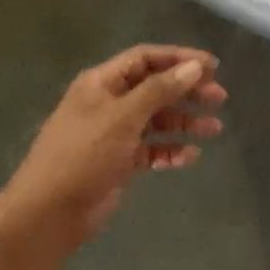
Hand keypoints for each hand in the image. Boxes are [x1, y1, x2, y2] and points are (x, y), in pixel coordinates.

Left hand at [0, 45, 226, 244]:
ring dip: (185, 122)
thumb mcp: (123, 117)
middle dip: (188, 91)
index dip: (179, 58)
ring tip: (214, 130)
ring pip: (157, 120)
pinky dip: (171, 150)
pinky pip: (152, 149)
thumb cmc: (83, 155)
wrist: (50, 211)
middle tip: (219, 99)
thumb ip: (160, 90)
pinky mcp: (119, 161)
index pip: (146, 59)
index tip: (213, 67)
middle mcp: (109, 103)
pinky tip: (190, 156)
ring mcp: (114, 133)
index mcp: (102, 84)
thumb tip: (195, 67)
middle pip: (155, 88)